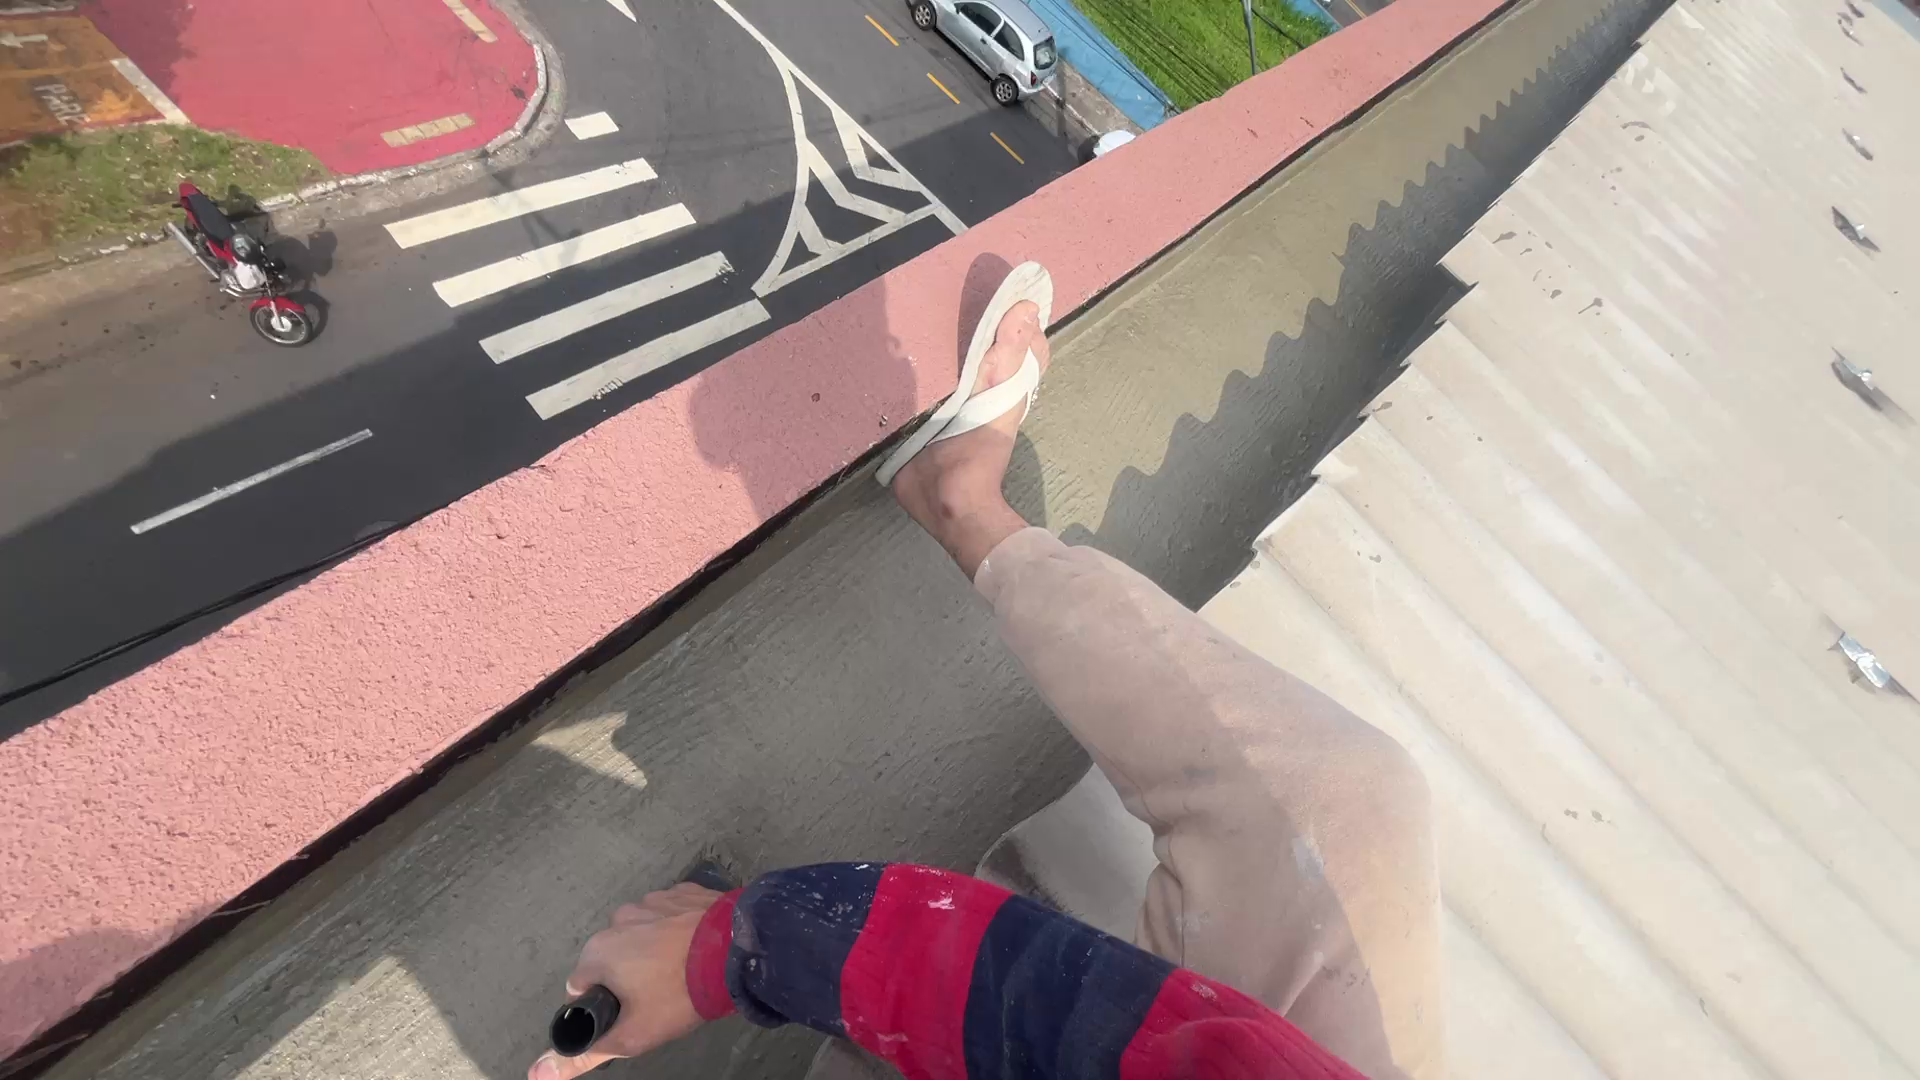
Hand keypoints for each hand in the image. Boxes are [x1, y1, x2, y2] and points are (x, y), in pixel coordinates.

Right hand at [528, 883, 722, 1079]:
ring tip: (680, 968)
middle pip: (614, 955)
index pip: (582, 985)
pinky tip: (695, 944)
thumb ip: (582, 1055)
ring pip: (643, 931)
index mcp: (599, 948)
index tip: (629, 1011)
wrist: (737, 950)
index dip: (603, 1004)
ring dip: (653, 948)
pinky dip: (677, 927)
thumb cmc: (679, 993)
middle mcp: (621, 916)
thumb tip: (536, 1073)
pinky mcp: (686, 889)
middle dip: (628, 974)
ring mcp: (655, 897)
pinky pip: (672, 913)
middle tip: (657, 992)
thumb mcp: (630, 1035)